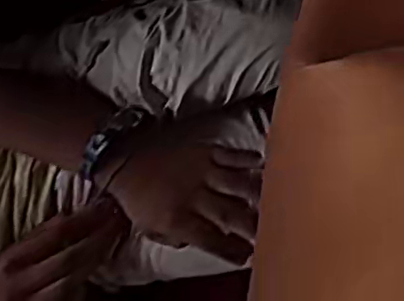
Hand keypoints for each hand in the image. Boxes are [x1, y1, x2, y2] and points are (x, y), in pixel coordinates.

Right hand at [0, 198, 123, 299]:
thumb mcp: (8, 257)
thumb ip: (38, 236)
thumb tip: (71, 213)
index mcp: (11, 261)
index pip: (57, 233)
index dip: (87, 217)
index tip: (108, 203)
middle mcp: (18, 285)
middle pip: (69, 259)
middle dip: (99, 238)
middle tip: (121, 220)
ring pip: (70, 285)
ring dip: (95, 263)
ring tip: (113, 243)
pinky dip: (80, 289)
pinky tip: (95, 273)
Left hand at [102, 123, 262, 265]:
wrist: (128, 160)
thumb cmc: (139, 197)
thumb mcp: (150, 228)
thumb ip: (177, 236)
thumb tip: (201, 238)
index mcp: (178, 218)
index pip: (211, 239)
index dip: (231, 249)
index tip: (248, 254)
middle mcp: (194, 195)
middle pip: (229, 212)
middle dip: (251, 224)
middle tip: (269, 230)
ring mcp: (203, 169)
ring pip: (236, 182)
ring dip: (256, 192)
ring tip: (275, 198)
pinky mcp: (207, 149)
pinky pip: (232, 154)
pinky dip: (248, 159)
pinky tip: (263, 164)